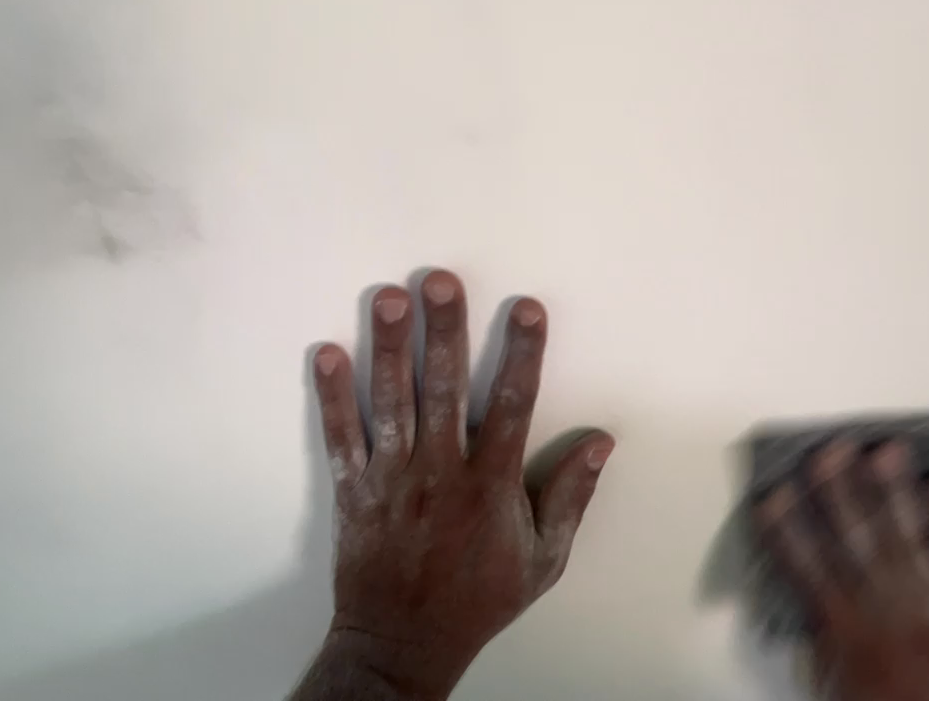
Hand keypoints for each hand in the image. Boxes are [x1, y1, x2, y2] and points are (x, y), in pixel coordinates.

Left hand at [296, 271, 614, 700]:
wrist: (400, 647)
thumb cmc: (479, 597)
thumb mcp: (543, 559)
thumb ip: (572, 497)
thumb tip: (602, 441)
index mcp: (490, 484)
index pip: (513, 405)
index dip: (523, 353)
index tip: (527, 308)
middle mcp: (440, 472)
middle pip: (444, 389)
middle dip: (444, 331)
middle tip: (438, 281)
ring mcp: (393, 479)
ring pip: (391, 402)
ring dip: (388, 348)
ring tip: (386, 297)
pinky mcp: (355, 491)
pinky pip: (342, 438)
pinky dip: (332, 396)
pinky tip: (326, 353)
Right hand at [752, 439, 928, 700]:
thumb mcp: (831, 668)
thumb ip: (818, 614)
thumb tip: (803, 568)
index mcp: (844, 622)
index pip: (803, 566)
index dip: (784, 528)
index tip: (770, 493)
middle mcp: (884, 604)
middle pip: (856, 538)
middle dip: (841, 492)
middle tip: (830, 451)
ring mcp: (927, 596)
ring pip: (907, 534)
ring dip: (896, 489)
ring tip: (887, 449)